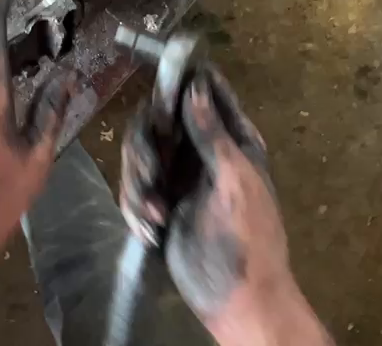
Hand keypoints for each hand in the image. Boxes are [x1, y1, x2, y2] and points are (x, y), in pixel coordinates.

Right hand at [121, 67, 330, 345]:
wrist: (238, 300)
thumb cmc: (249, 237)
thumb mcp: (234, 181)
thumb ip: (211, 133)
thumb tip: (194, 84)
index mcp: (231, 137)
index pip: (204, 90)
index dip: (181, 80)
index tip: (160, 89)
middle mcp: (199, 147)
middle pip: (156, 119)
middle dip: (146, 146)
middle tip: (151, 173)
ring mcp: (176, 173)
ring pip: (138, 151)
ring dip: (139, 182)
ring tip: (154, 214)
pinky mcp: (158, 199)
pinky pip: (132, 185)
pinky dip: (135, 206)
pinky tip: (152, 230)